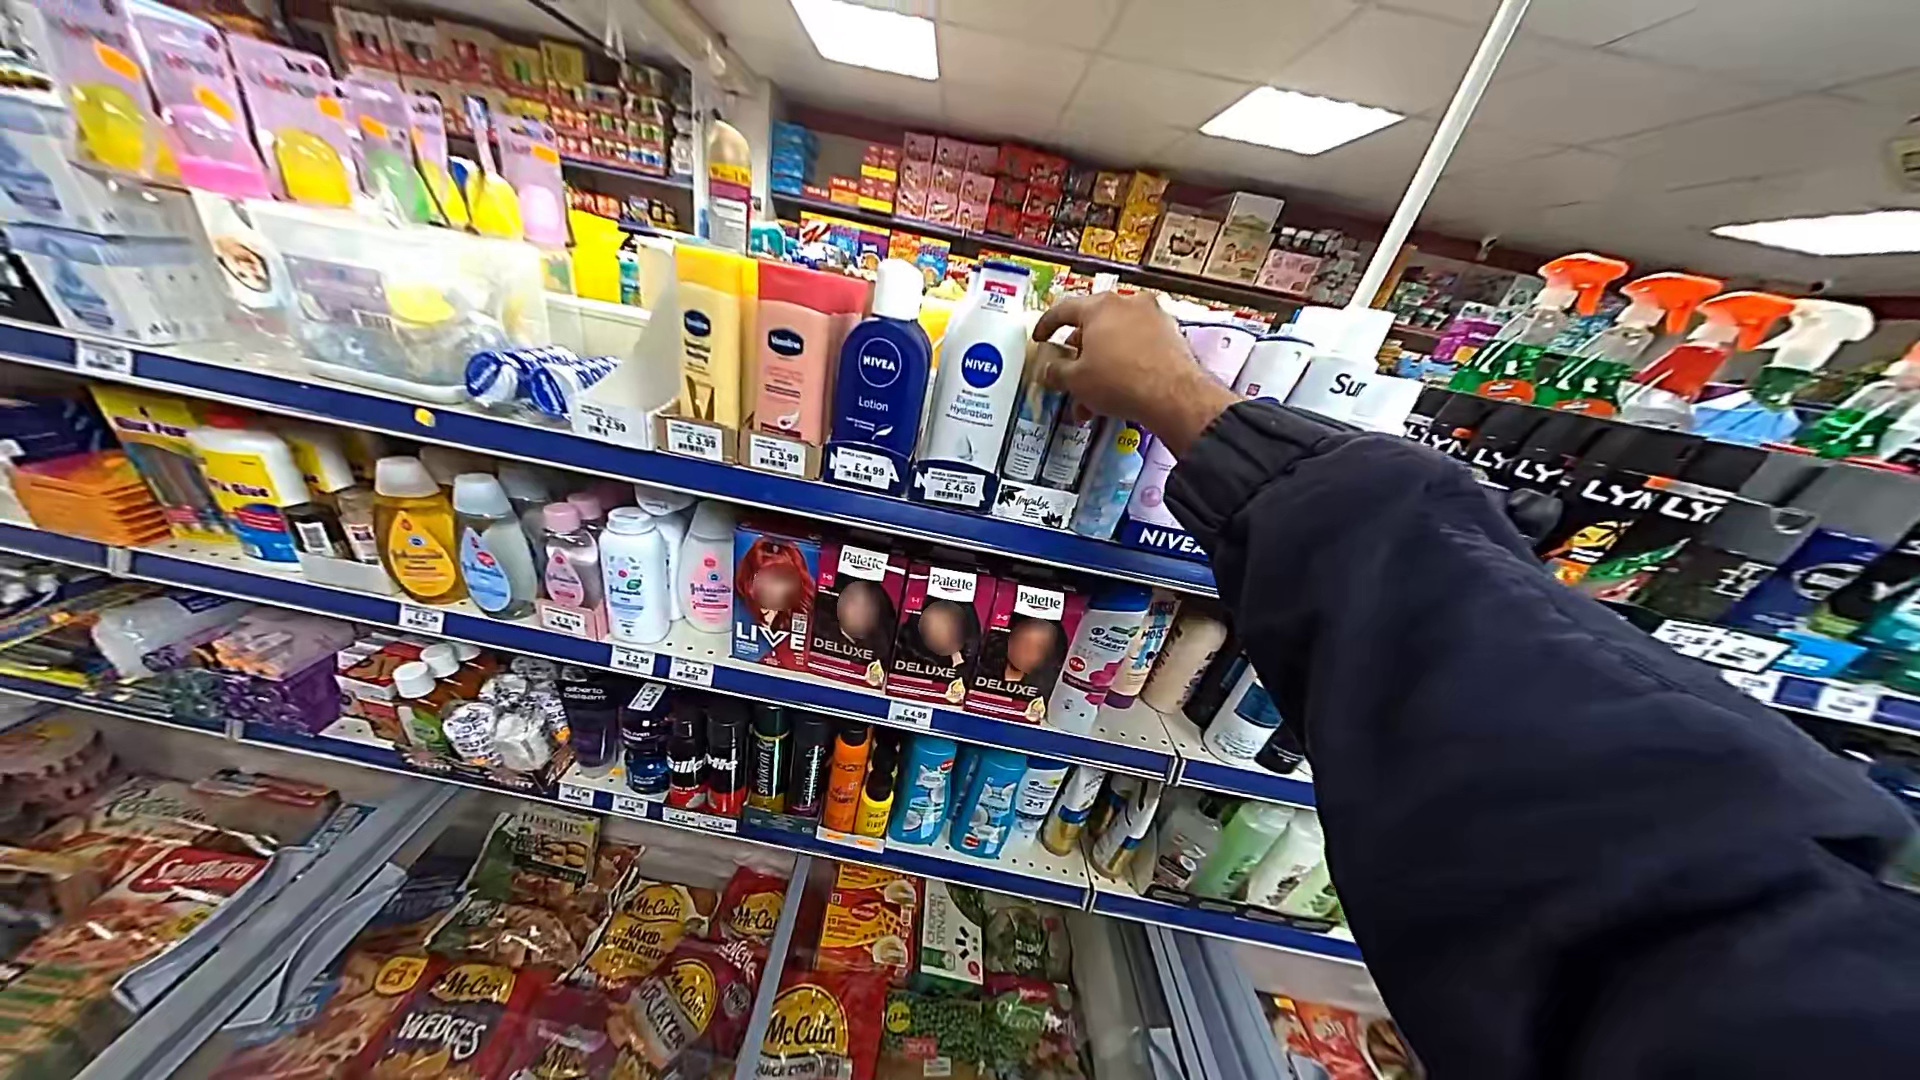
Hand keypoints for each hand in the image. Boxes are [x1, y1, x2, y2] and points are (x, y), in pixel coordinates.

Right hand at [1033, 292, 1240, 457]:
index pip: (1063, 309)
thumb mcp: (1076, 381)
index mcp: (1100, 306)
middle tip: (1069, 375)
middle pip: (1092, 326)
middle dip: (1078, 354)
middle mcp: (1128, 303)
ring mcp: (1153, 317)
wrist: (1172, 396)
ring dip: (1100, 365)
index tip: (1041, 338)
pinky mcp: (1171, 335)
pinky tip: (1118, 392)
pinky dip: (1124, 365)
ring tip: (1093, 397)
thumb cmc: (1120, 381)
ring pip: (1116, 340)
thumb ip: (1056, 372)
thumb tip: (1048, 370)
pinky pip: (1138, 348)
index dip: (1046, 326)